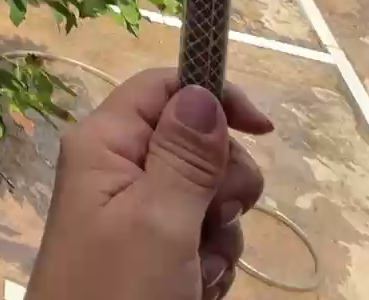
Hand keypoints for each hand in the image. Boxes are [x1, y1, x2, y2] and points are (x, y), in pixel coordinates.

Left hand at [27, 69, 274, 299]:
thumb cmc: (118, 291)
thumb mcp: (159, 221)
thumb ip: (185, 157)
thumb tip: (203, 90)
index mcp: (104, 142)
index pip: (159, 88)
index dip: (211, 95)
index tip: (264, 130)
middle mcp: (116, 164)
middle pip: (193, 143)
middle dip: (220, 184)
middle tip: (205, 222)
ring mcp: (134, 207)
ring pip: (206, 194)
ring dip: (217, 233)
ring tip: (193, 270)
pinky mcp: (152, 246)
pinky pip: (202, 235)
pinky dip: (210, 261)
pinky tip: (195, 287)